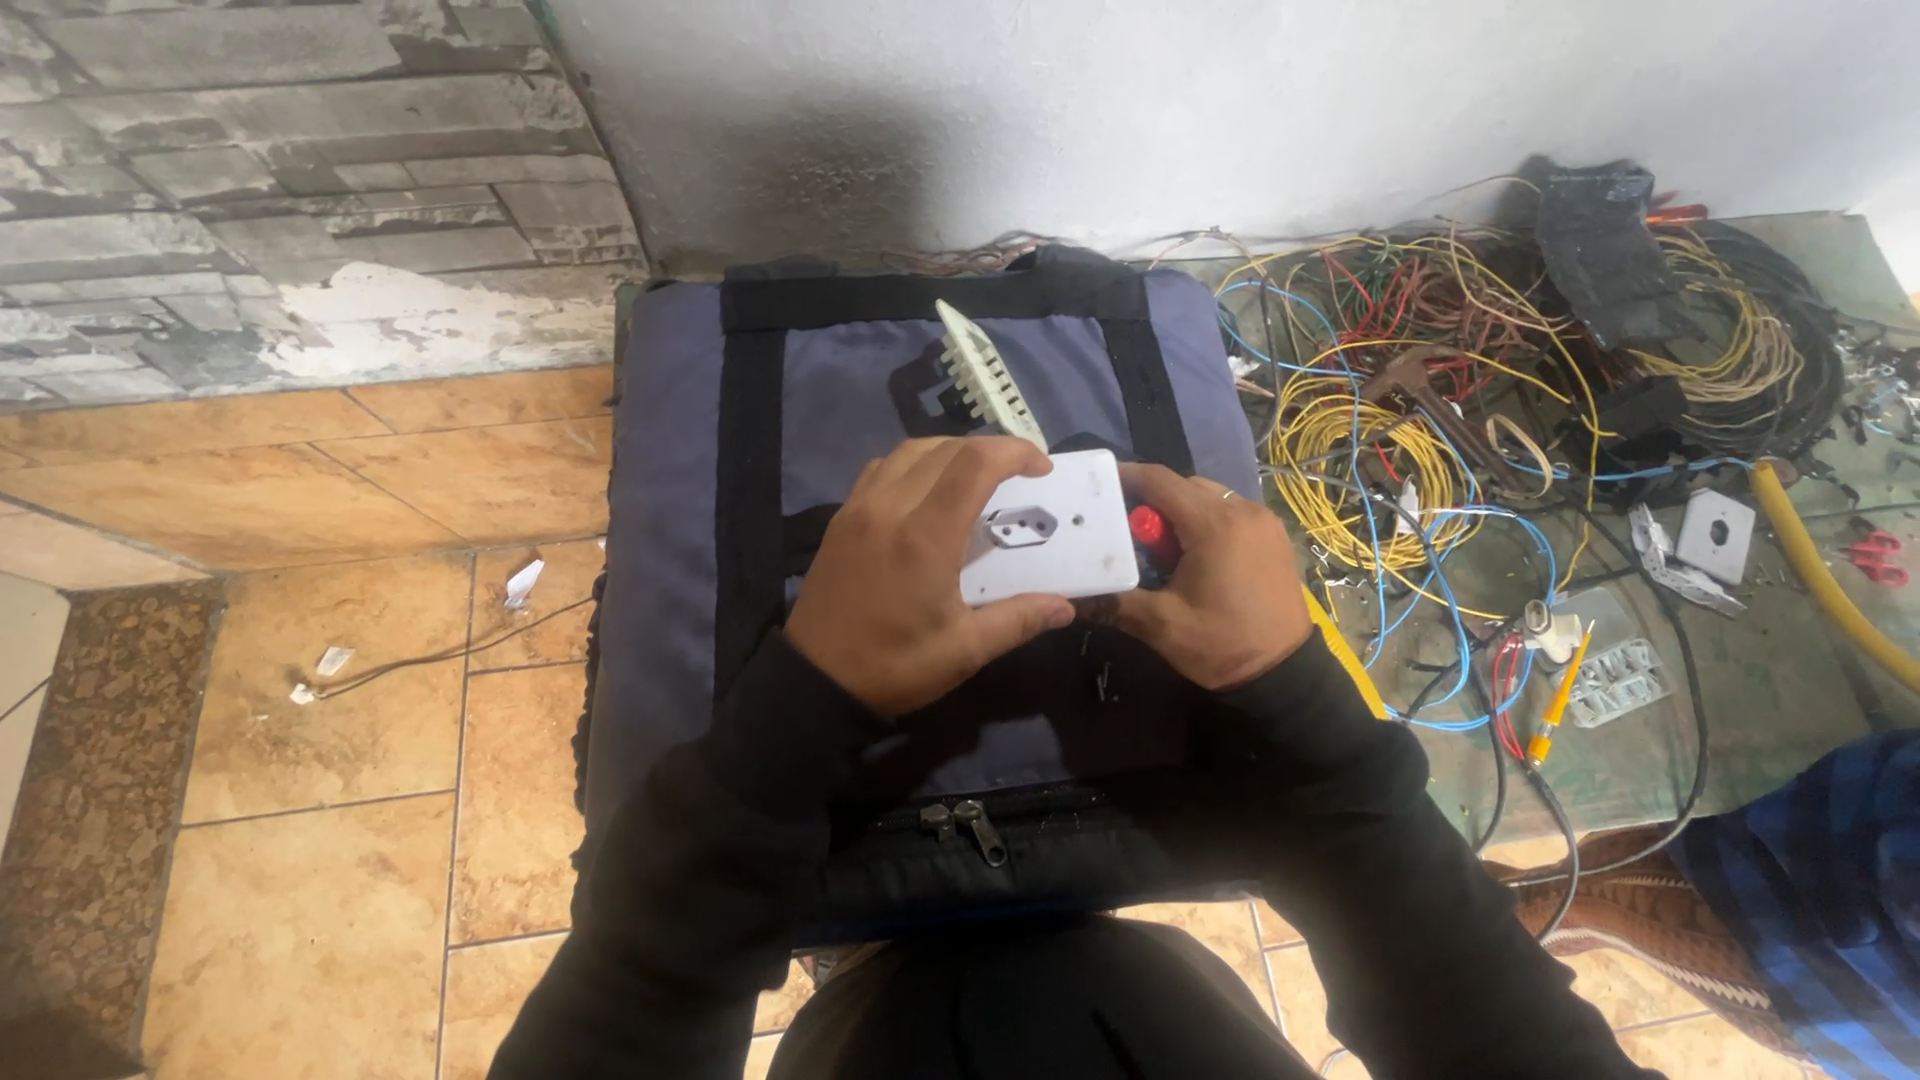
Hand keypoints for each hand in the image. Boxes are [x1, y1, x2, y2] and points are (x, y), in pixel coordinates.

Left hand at [786, 437, 1077, 715]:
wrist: (815, 681)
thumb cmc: (894, 665)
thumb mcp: (964, 650)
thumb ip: (1018, 620)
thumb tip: (1066, 607)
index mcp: (926, 536)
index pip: (975, 463)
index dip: (1014, 452)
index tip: (1041, 468)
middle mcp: (890, 507)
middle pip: (946, 449)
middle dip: (990, 449)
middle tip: (1018, 473)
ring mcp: (860, 508)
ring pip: (910, 451)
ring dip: (950, 450)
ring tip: (976, 475)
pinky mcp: (841, 518)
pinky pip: (881, 469)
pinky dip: (913, 464)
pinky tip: (926, 490)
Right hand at [1082, 463, 1312, 689]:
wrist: (1284, 674)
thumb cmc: (1221, 645)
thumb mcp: (1160, 625)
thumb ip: (1113, 601)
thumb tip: (1070, 597)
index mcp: (1214, 524)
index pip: (1160, 480)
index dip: (1126, 477)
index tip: (1099, 486)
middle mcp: (1243, 511)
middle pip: (1184, 486)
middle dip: (1152, 503)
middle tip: (1129, 535)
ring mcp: (1263, 521)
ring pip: (1208, 497)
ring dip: (1180, 512)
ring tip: (1162, 549)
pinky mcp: (1273, 536)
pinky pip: (1230, 512)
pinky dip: (1205, 522)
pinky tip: (1194, 555)